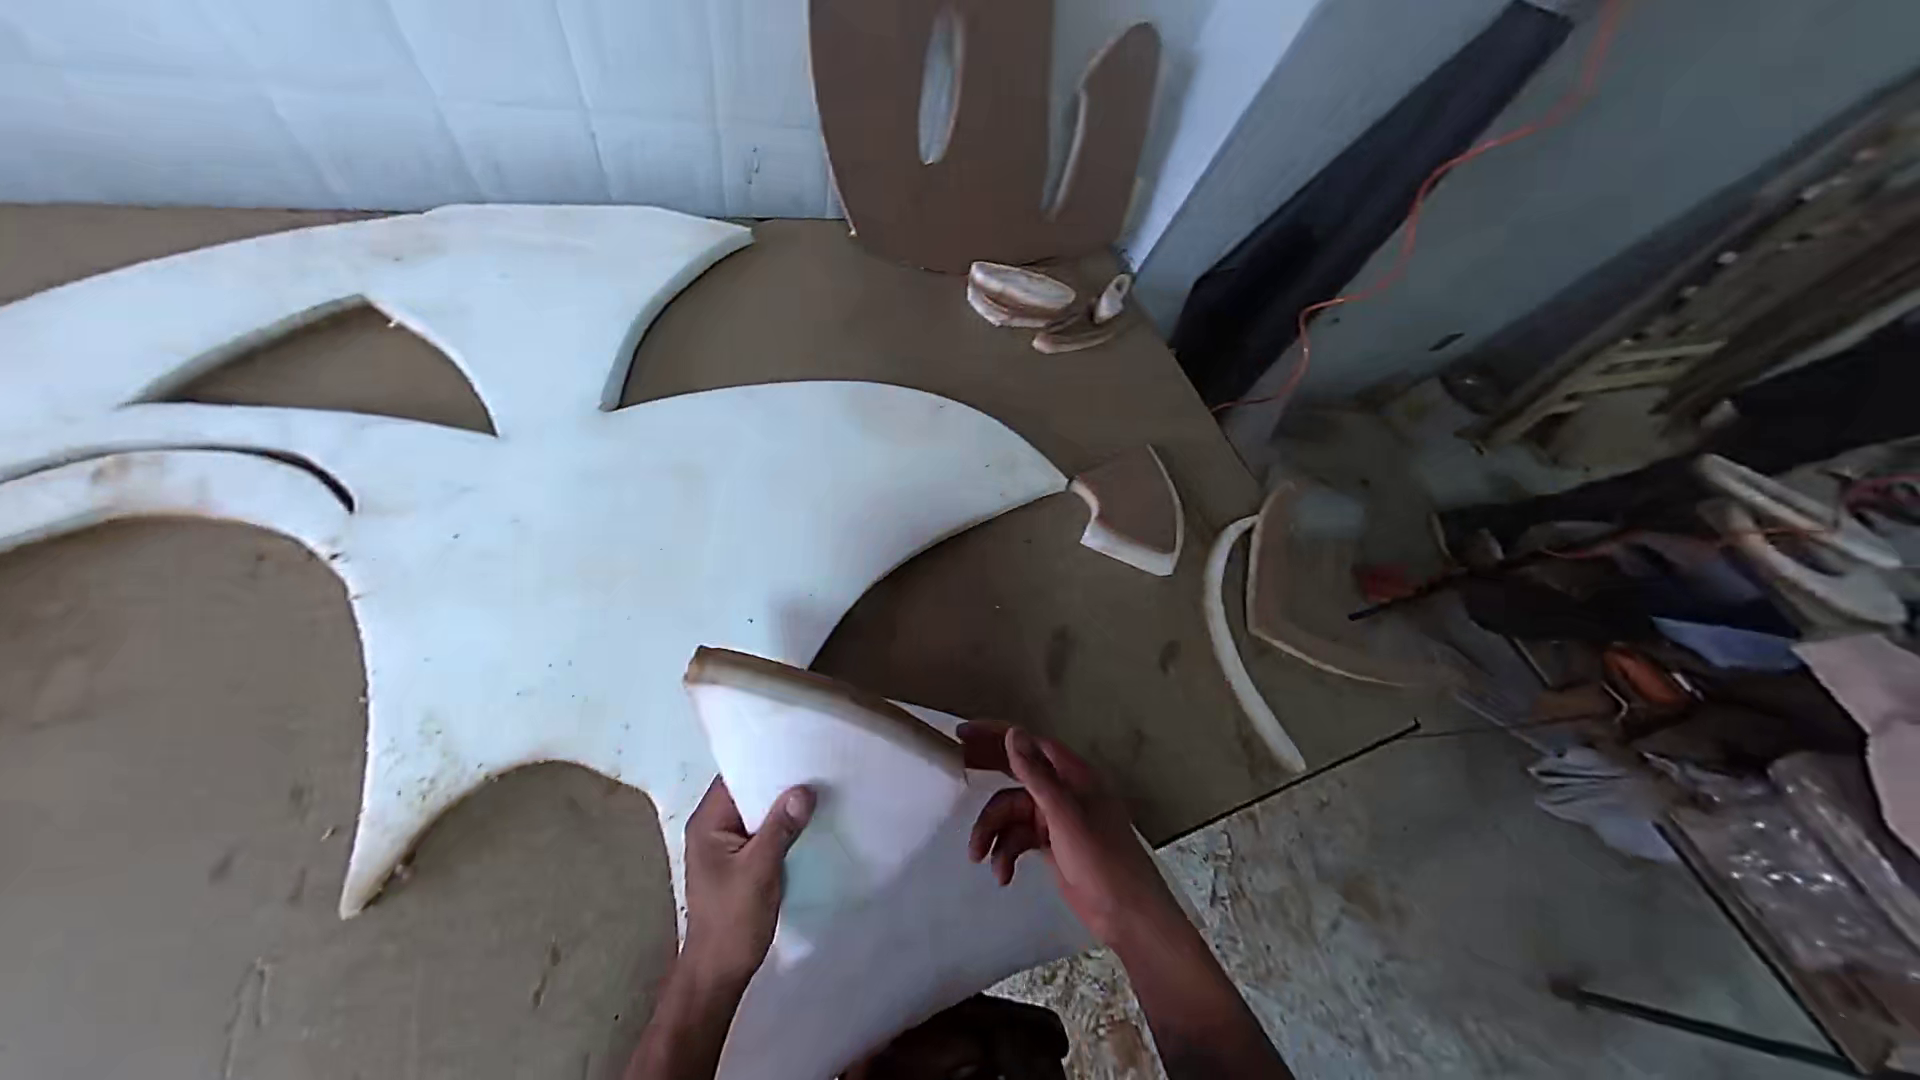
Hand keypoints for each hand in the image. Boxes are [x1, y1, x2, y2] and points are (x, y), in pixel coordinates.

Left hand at [680, 776, 814, 984]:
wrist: (720, 972)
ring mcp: (727, 844)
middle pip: (749, 791)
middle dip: (779, 780)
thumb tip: (804, 789)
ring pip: (759, 811)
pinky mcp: (742, 859)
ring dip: (784, 803)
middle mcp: (714, 827)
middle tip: (816, 764)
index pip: (735, 777)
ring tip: (818, 786)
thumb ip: (780, 827)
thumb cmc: (732, 919)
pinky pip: (765, 830)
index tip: (798, 747)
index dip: (763, 760)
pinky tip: (808, 819)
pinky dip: (784, 823)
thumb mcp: (759, 870)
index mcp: (708, 823)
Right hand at [960, 722, 1184, 948]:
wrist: (1127, 917)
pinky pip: (1017, 838)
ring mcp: (1054, 818)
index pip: (1029, 743)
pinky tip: (1003, 875)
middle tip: (955, 768)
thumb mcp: (1064, 815)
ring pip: (1011, 811)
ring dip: (992, 832)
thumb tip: (1012, 733)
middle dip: (986, 773)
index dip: (996, 734)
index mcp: (1072, 774)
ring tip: (979, 856)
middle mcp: (1062, 790)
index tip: (963, 735)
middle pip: (1016, 771)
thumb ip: (1036, 775)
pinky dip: (1005, 854)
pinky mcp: (1049, 844)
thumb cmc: (1103, 859)